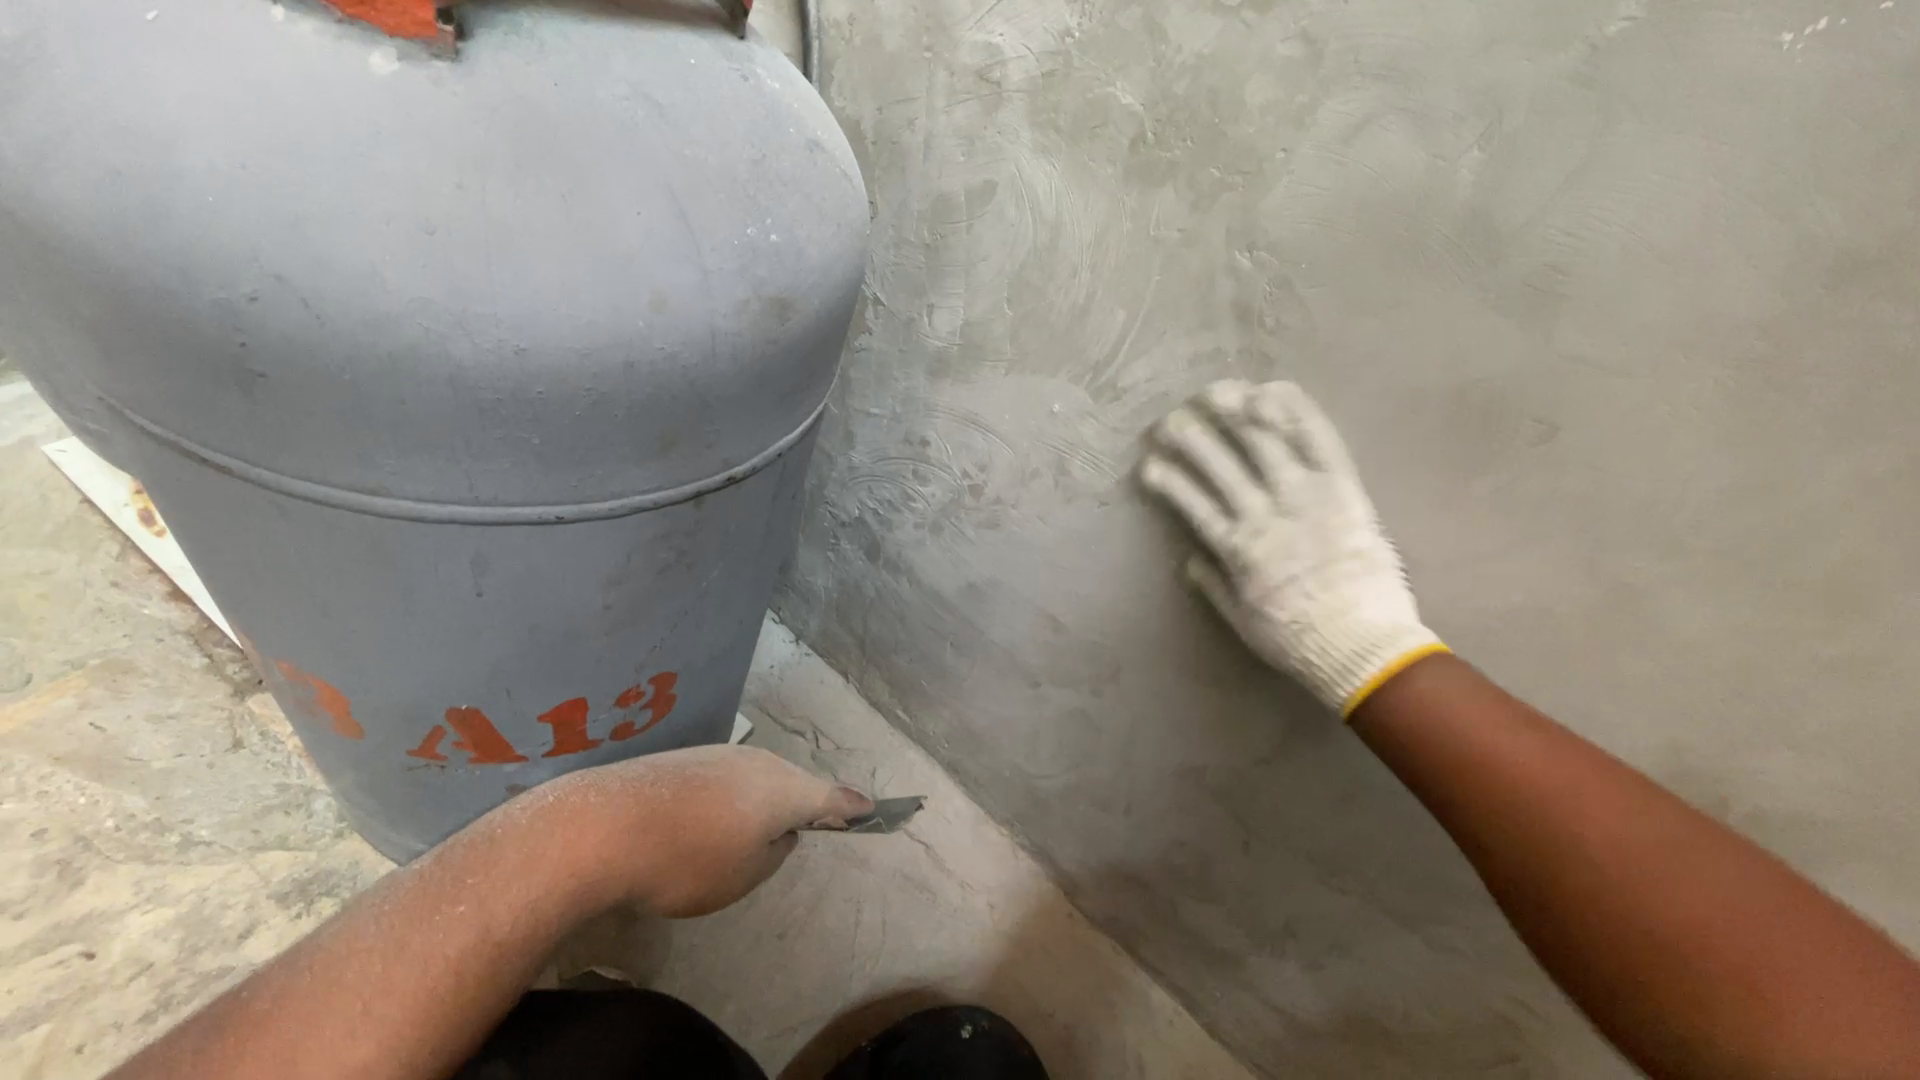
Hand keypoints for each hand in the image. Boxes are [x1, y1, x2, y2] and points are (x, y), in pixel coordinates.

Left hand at [540, 745, 871, 917]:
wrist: (601, 827)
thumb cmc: (687, 861)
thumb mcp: (744, 876)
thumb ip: (774, 852)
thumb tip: (779, 830)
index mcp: (785, 789)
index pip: (832, 798)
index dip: (852, 808)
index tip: (868, 810)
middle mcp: (759, 762)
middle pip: (793, 784)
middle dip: (801, 805)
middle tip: (801, 830)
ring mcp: (720, 755)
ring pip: (756, 779)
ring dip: (759, 802)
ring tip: (744, 835)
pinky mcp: (686, 758)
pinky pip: (724, 780)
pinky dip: (727, 799)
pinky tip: (704, 823)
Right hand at [1140, 379, 1446, 716]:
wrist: (1363, 646)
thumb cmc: (1298, 639)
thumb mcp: (1242, 620)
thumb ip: (1213, 586)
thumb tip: (1189, 560)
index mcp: (1236, 547)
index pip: (1192, 502)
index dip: (1167, 479)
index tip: (1147, 464)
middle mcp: (1264, 513)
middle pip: (1220, 464)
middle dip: (1190, 437)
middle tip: (1170, 421)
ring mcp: (1304, 495)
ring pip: (1262, 442)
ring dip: (1233, 412)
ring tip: (1211, 393)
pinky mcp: (1342, 486)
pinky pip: (1318, 439)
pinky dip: (1295, 411)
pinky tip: (1270, 389)